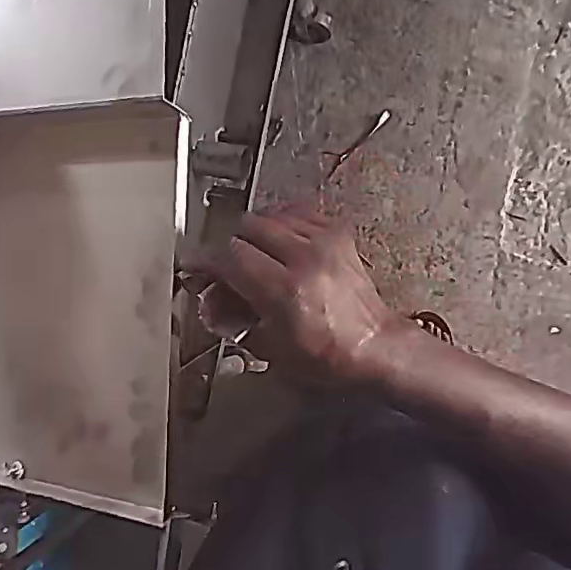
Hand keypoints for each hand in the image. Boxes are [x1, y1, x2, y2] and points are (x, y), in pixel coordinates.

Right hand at [189, 208, 419, 386]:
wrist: (375, 346)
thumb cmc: (328, 357)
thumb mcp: (271, 349)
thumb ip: (235, 318)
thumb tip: (210, 300)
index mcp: (285, 290)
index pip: (230, 257)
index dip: (206, 260)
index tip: (194, 265)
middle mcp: (305, 258)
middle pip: (247, 229)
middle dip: (230, 249)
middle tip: (227, 269)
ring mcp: (324, 241)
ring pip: (271, 216)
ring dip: (255, 235)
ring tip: (254, 257)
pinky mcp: (338, 233)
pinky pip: (298, 212)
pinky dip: (282, 223)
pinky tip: (279, 241)